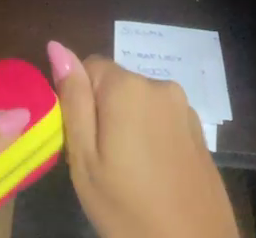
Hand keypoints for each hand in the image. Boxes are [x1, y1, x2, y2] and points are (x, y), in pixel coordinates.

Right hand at [49, 41, 237, 237]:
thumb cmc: (128, 208)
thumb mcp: (85, 159)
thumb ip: (72, 99)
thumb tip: (57, 46)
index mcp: (127, 87)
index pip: (88, 67)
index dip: (80, 102)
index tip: (83, 141)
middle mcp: (159, 85)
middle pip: (116, 85)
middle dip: (104, 114)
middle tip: (103, 163)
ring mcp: (183, 106)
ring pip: (138, 103)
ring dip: (129, 125)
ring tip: (129, 173)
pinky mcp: (198, 129)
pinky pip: (161, 119)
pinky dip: (152, 137)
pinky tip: (154, 175)